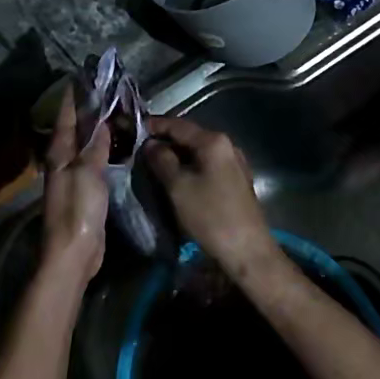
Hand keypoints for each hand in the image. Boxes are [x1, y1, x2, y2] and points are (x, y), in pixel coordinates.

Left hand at [41, 92, 107, 287]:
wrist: (73, 253)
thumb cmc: (78, 208)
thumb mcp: (88, 171)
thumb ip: (95, 144)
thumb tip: (102, 118)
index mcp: (59, 150)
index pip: (66, 114)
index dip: (74, 94)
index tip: (85, 75)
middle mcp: (62, 158)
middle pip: (75, 126)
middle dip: (89, 108)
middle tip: (110, 91)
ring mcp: (72, 174)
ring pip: (85, 142)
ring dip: (97, 128)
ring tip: (117, 112)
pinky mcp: (84, 189)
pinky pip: (93, 159)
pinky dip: (103, 148)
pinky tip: (117, 145)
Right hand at [142, 118, 280, 278]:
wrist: (249, 254)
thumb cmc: (211, 216)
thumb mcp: (178, 186)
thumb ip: (161, 159)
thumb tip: (150, 144)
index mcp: (213, 141)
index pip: (176, 124)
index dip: (152, 126)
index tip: (131, 130)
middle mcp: (227, 145)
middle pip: (187, 137)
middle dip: (163, 142)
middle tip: (138, 150)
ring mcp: (234, 163)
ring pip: (196, 152)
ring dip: (175, 156)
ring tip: (153, 165)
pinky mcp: (236, 181)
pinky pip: (206, 165)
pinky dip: (188, 168)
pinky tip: (176, 179)